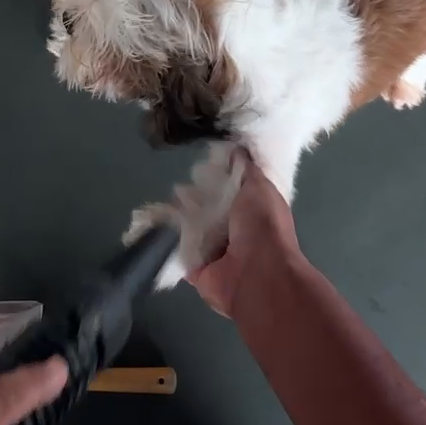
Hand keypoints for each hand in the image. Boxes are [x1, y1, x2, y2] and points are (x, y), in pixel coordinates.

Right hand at [187, 152, 301, 318]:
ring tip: (174, 199)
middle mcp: (236, 230)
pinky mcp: (197, 267)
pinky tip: (163, 219)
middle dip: (196, 193)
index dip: (219, 175)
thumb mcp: (259, 186)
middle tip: (184, 183)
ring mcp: (217, 251)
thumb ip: (245, 167)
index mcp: (254, 210)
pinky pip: (181, 248)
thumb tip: (235, 148)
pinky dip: (172, 236)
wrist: (256, 276)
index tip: (205, 161)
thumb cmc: (262, 226)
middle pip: (210, 206)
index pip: (232, 188)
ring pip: (194, 225)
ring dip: (183, 213)